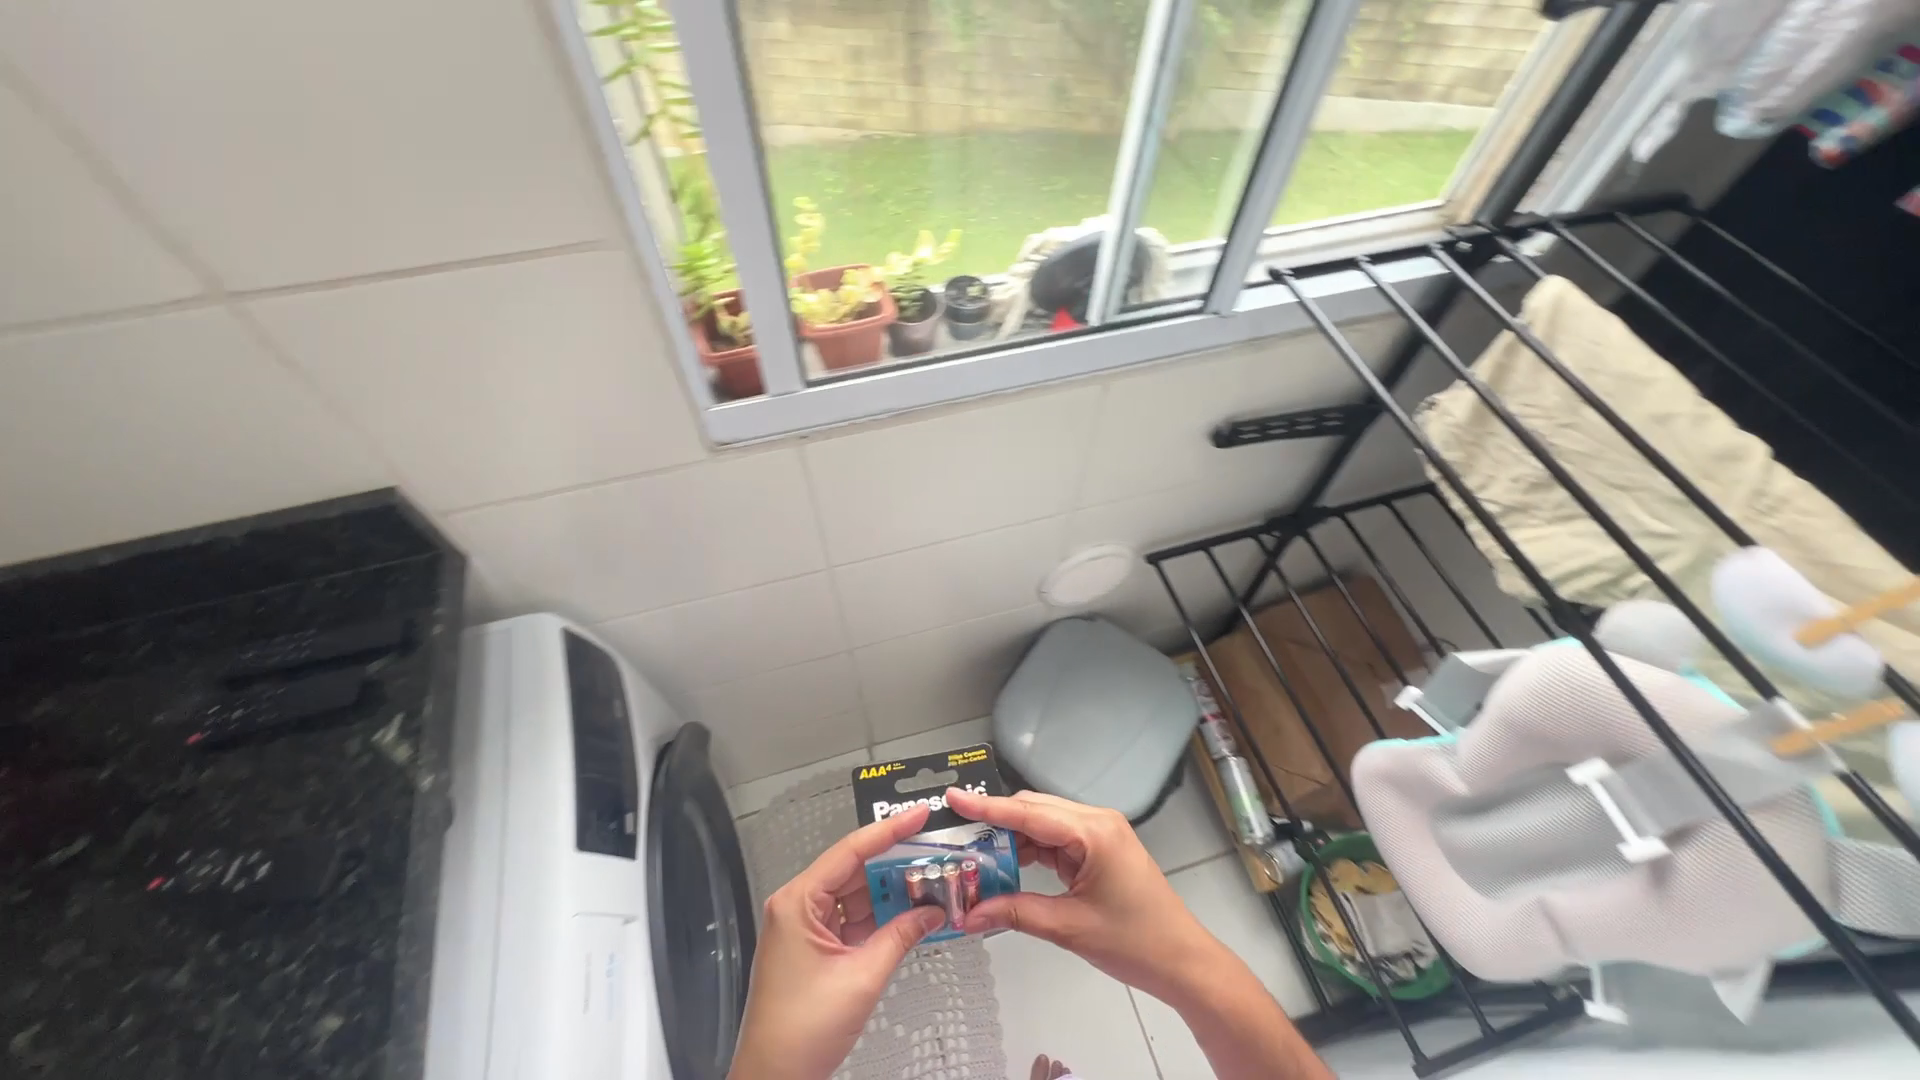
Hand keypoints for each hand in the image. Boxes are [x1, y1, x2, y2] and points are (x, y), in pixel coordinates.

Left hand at [728, 803, 947, 1079]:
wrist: (773, 1078)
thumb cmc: (802, 1030)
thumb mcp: (862, 978)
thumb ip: (900, 937)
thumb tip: (933, 912)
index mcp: (798, 901)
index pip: (850, 851)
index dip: (889, 831)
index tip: (919, 813)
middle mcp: (798, 905)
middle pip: (855, 870)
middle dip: (896, 863)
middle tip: (936, 852)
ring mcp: (805, 925)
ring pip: (856, 894)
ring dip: (891, 892)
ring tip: (932, 882)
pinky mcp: (814, 945)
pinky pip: (852, 918)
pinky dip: (881, 916)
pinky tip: (911, 913)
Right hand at [945, 787, 1224, 1002]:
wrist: (1182, 961)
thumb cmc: (1135, 942)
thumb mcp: (1069, 927)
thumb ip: (1015, 912)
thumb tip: (970, 914)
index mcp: (1094, 831)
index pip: (1029, 812)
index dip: (988, 807)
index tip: (954, 797)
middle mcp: (1096, 821)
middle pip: (1034, 810)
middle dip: (995, 823)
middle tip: (957, 838)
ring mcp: (1099, 833)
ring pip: (1042, 823)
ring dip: (1011, 839)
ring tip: (976, 857)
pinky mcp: (1098, 849)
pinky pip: (1055, 840)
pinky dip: (1030, 851)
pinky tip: (1007, 867)